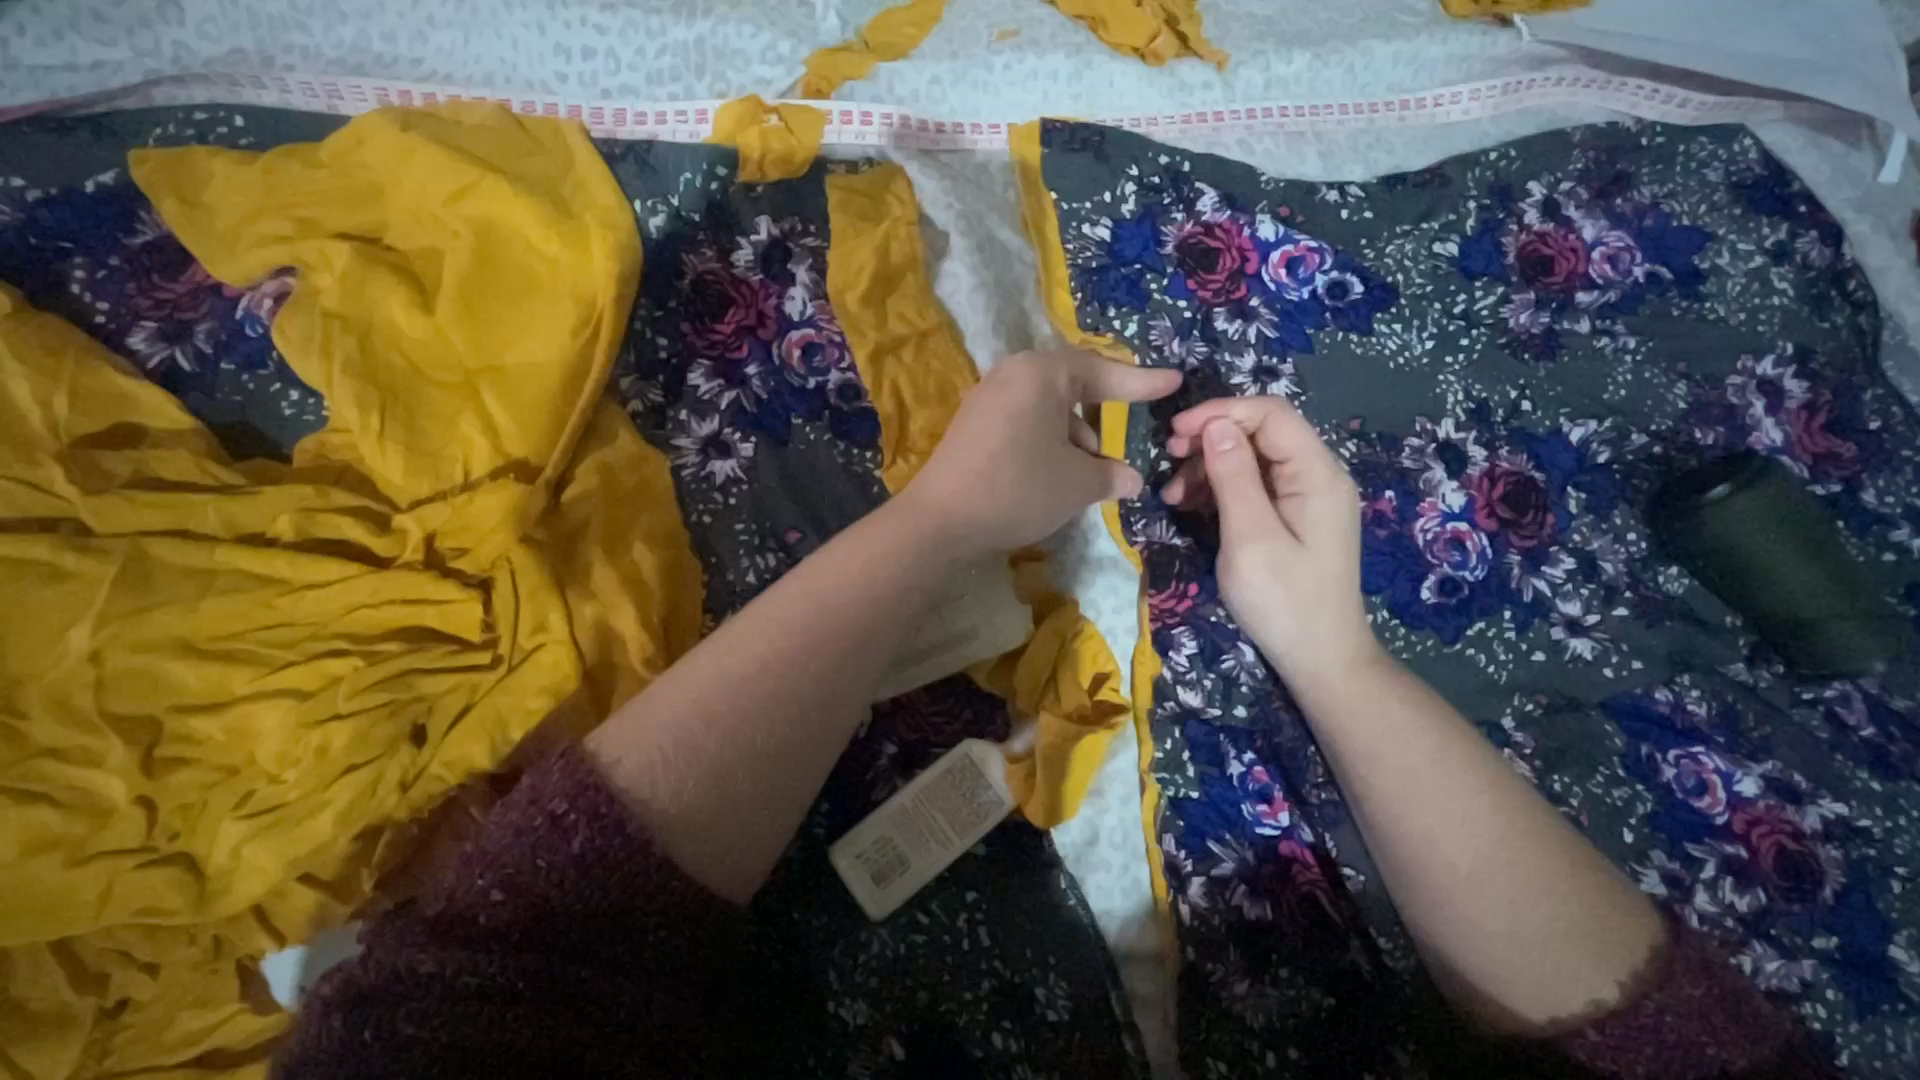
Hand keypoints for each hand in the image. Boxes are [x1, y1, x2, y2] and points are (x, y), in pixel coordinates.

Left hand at [901, 350, 1181, 559]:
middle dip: (1104, 413)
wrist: (942, 520)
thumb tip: (1131, 478)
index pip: (1104, 372)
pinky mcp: (974, 423)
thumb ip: (1111, 475)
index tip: (1174, 381)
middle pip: (1074, 386)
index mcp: (1043, 373)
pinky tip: (1056, 474)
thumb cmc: (1019, 489)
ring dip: (1075, 435)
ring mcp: (989, 397)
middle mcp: (1013, 373)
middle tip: (1129, 432)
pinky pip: (1025, 421)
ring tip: (1091, 473)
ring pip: (1048, 408)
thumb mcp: (1078, 483)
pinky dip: (1048, 441)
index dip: (1142, 382)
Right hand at [1160, 396, 1379, 685]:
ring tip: (1172, 495)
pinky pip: (1253, 486)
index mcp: (1317, 474)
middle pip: (1260, 432)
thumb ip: (1233, 477)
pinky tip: (1190, 507)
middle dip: (1210, 439)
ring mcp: (1306, 497)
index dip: (1221, 413)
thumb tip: (1215, 425)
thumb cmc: (1284, 601)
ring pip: (1251, 458)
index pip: (1270, 414)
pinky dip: (1219, 489)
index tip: (1175, 433)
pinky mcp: (1292, 517)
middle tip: (1168, 460)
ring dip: (1208, 467)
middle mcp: (1317, 476)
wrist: (1320, 658)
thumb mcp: (1250, 538)